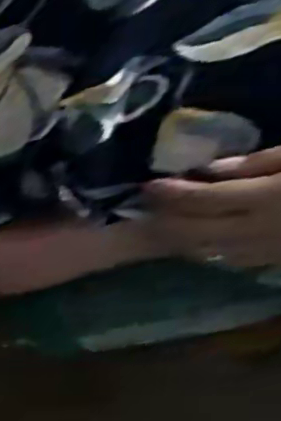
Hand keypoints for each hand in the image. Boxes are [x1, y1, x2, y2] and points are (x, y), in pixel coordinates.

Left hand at [143, 147, 280, 269]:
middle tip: (153, 202)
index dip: (168, 192)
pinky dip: (207, 247)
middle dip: (162, 217)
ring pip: (200, 250)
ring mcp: (269, 251)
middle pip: (185, 230)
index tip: (150, 184)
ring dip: (178, 236)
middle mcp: (259, 230)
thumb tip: (210, 170)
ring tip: (172, 218)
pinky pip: (229, 258)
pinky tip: (207, 234)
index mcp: (271, 198)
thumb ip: (263, 162)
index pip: (197, 200)